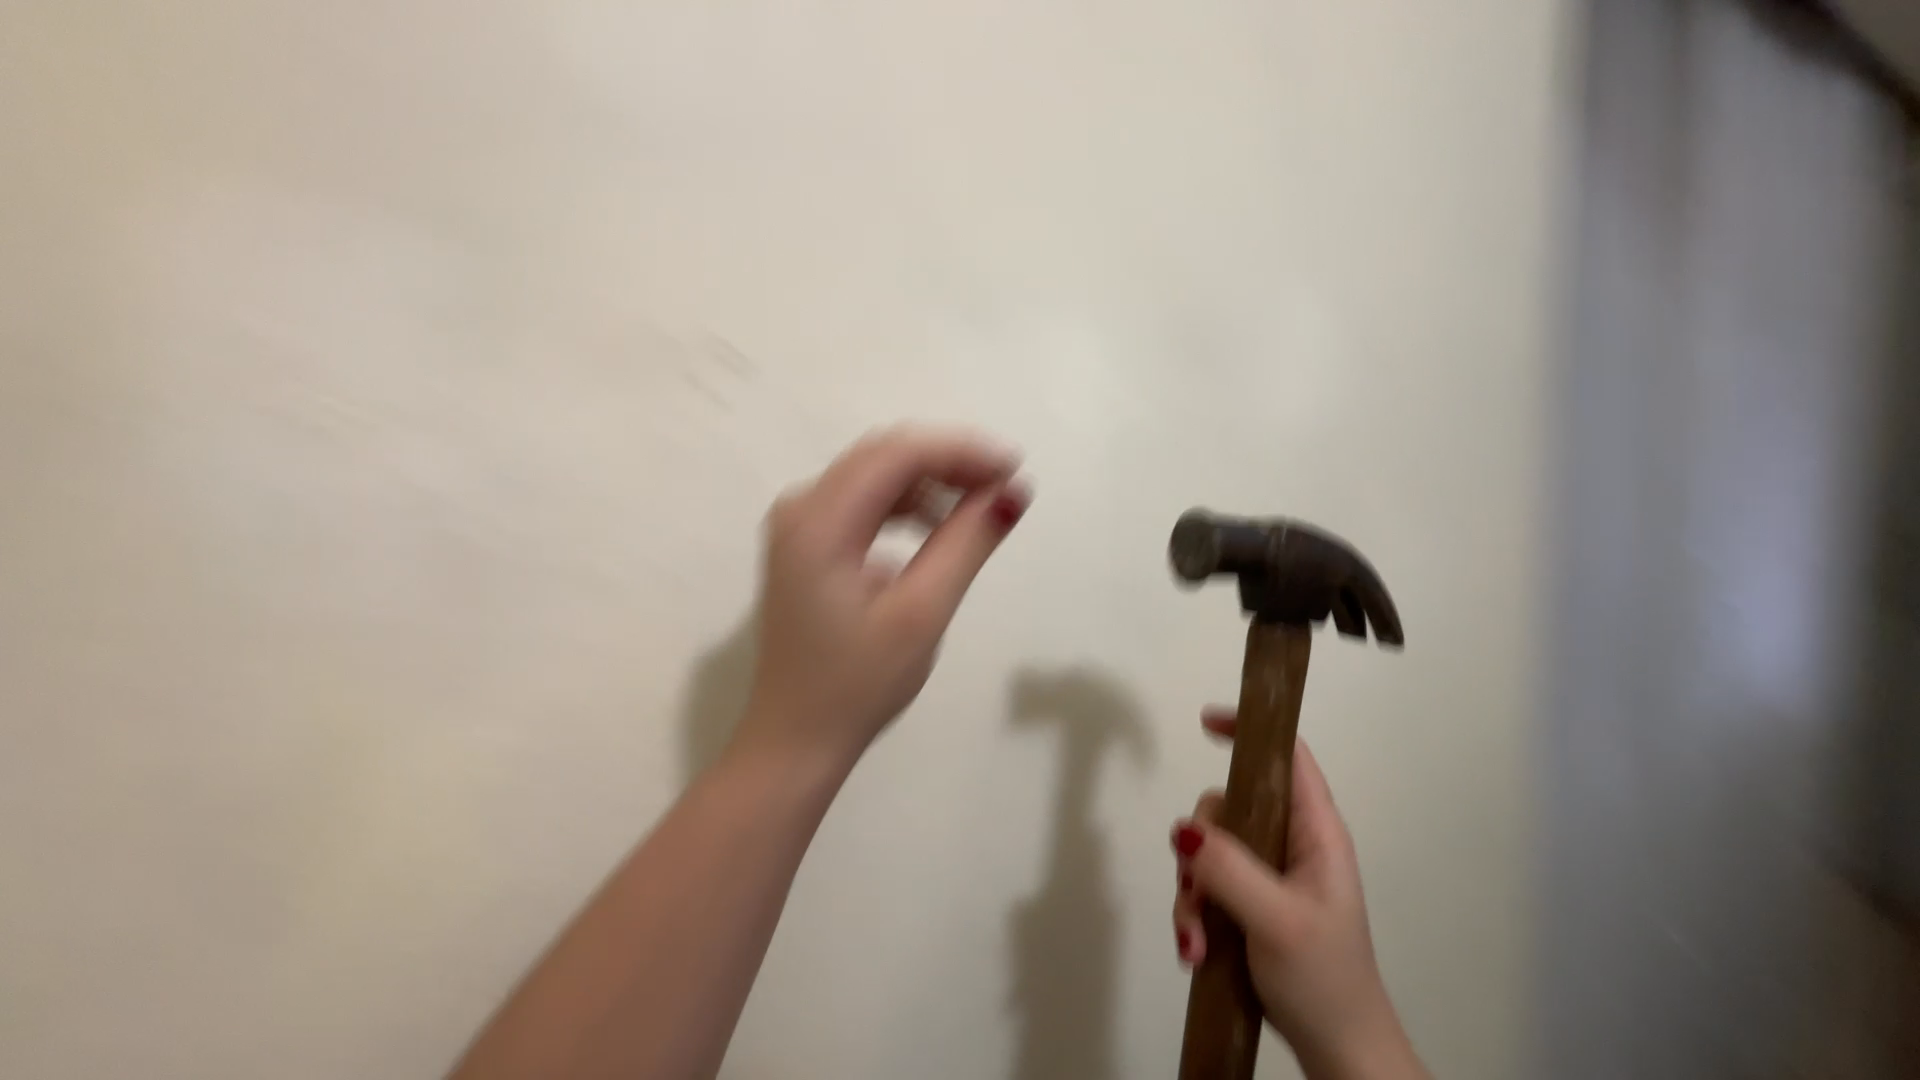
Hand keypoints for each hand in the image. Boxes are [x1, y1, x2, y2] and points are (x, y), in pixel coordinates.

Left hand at [733, 426, 1029, 767]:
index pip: (898, 454)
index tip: (1015, 469)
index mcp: (819, 521)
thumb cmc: (859, 684)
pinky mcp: (805, 547)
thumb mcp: (921, 613)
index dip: (961, 451)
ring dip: (929, 481)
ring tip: (979, 508)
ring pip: (873, 476)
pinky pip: (861, 504)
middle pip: (883, 456)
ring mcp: (798, 527)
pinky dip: (905, 505)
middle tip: (1004, 486)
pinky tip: (936, 528)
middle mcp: (801, 508)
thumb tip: (1011, 493)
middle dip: (948, 461)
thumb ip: (966, 545)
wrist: (795, 738)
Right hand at [1170, 709, 1428, 1079]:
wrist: (1339, 1053)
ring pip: (1208, 853)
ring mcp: (1268, 877)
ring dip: (1191, 894)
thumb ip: (1230, 869)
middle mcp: (1289, 845)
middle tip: (1195, 891)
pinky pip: (1206, 889)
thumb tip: (1183, 828)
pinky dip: (1194, 915)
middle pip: (1227, 810)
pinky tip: (1195, 952)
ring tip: (1195, 941)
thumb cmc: (1324, 978)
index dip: (1250, 730)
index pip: (1287, 757)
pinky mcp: (1250, 907)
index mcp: (1314, 833)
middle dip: (1198, 850)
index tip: (1204, 723)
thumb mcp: (1277, 919)